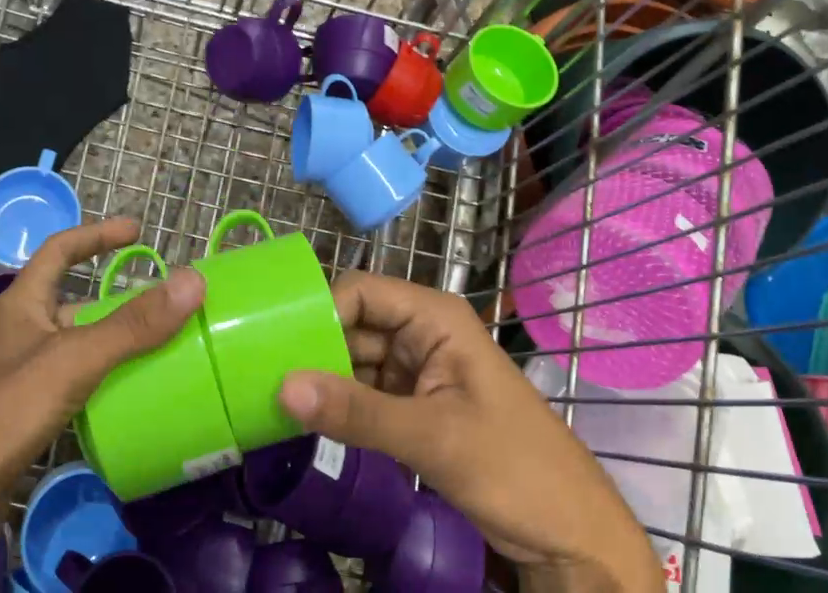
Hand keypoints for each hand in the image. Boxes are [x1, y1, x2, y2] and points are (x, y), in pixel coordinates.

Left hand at [0, 218, 204, 592]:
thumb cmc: (1, 413)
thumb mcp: (72, 360)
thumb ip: (132, 324)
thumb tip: (193, 280)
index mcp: (21, 305)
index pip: (59, 250)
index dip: (97, 235)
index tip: (136, 232)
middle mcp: (17, 333)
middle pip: (71, 302)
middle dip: (115, 301)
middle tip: (163, 307)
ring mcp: (16, 377)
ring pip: (72, 348)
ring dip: (110, 346)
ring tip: (156, 352)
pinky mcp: (19, 418)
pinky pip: (68, 386)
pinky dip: (98, 384)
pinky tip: (123, 401)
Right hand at [277, 272, 659, 592]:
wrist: (570, 534)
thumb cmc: (514, 468)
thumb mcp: (432, 437)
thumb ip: (357, 412)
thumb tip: (283, 386)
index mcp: (434, 317)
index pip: (359, 293)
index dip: (317, 312)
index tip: (271, 346)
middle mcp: (421, 334)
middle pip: (351, 327)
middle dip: (311, 350)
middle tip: (257, 377)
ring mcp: (417, 371)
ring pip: (353, 363)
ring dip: (320, 382)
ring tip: (267, 399)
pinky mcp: (414, 408)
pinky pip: (364, 396)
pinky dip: (337, 409)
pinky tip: (301, 423)